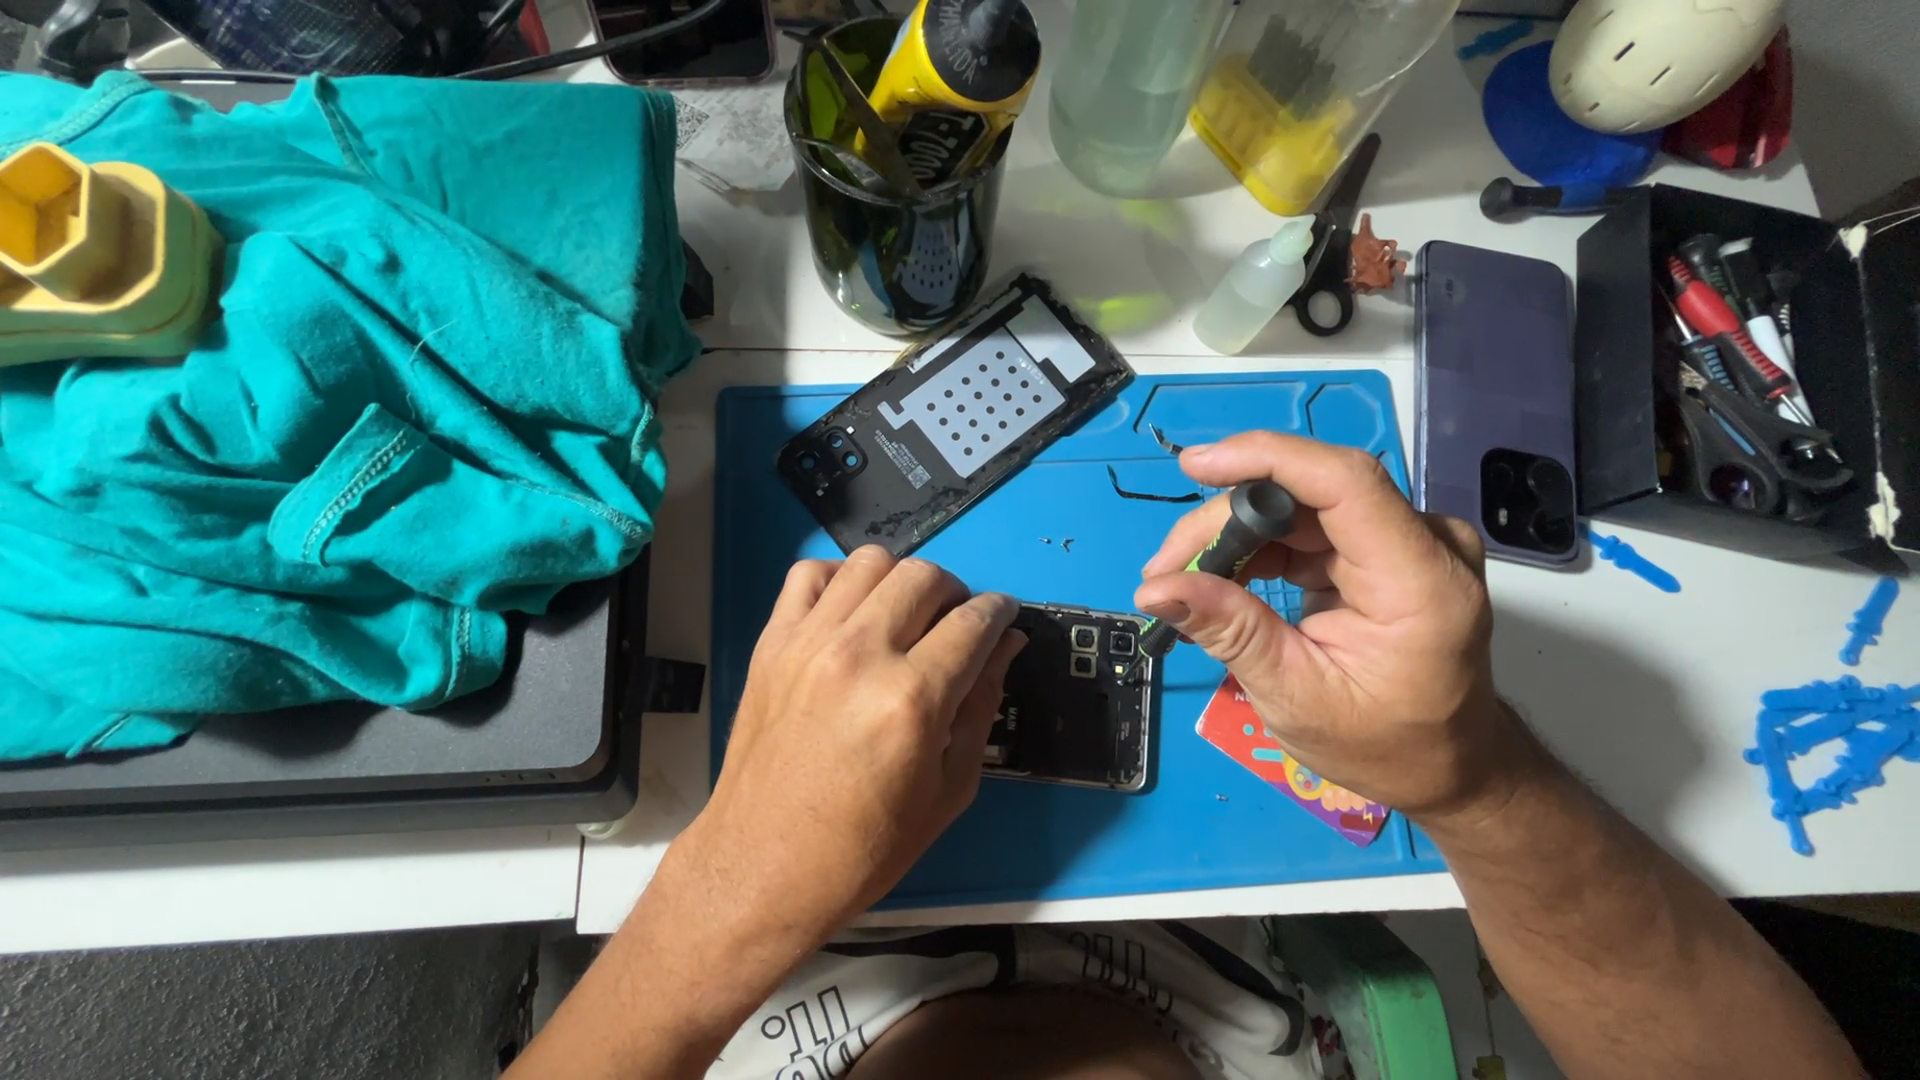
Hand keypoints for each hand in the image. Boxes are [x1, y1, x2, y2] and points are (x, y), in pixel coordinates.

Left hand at [691, 547, 1025, 941]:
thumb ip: (983, 703)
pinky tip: (852, 613)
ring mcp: (808, 642)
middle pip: (925, 576)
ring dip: (902, 580)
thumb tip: (1007, 643)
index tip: (1005, 618)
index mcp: (913, 699)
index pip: (974, 621)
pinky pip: (809, 574)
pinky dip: (840, 579)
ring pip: (870, 561)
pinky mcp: (770, 643)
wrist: (763, 868)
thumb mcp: (951, 788)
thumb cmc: (867, 846)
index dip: (1001, 612)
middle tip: (956, 625)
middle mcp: (860, 654)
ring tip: (905, 616)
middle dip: (956, 592)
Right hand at [1134, 433, 1540, 822]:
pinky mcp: (1384, 549)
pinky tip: (1220, 581)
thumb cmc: (1382, 744)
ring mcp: (1406, 541)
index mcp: (1418, 582)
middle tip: (1165, 569)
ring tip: (1182, 580)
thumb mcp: (1295, 696)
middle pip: (1306, 496)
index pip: (1344, 482)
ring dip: (1232, 537)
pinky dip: (1256, 550)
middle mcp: (1423, 543)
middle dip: (1225, 521)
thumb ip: (1230, 632)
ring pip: (1298, 508)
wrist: (1449, 766)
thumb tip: (1155, 589)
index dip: (1266, 459)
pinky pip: (1306, 528)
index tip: (1194, 467)